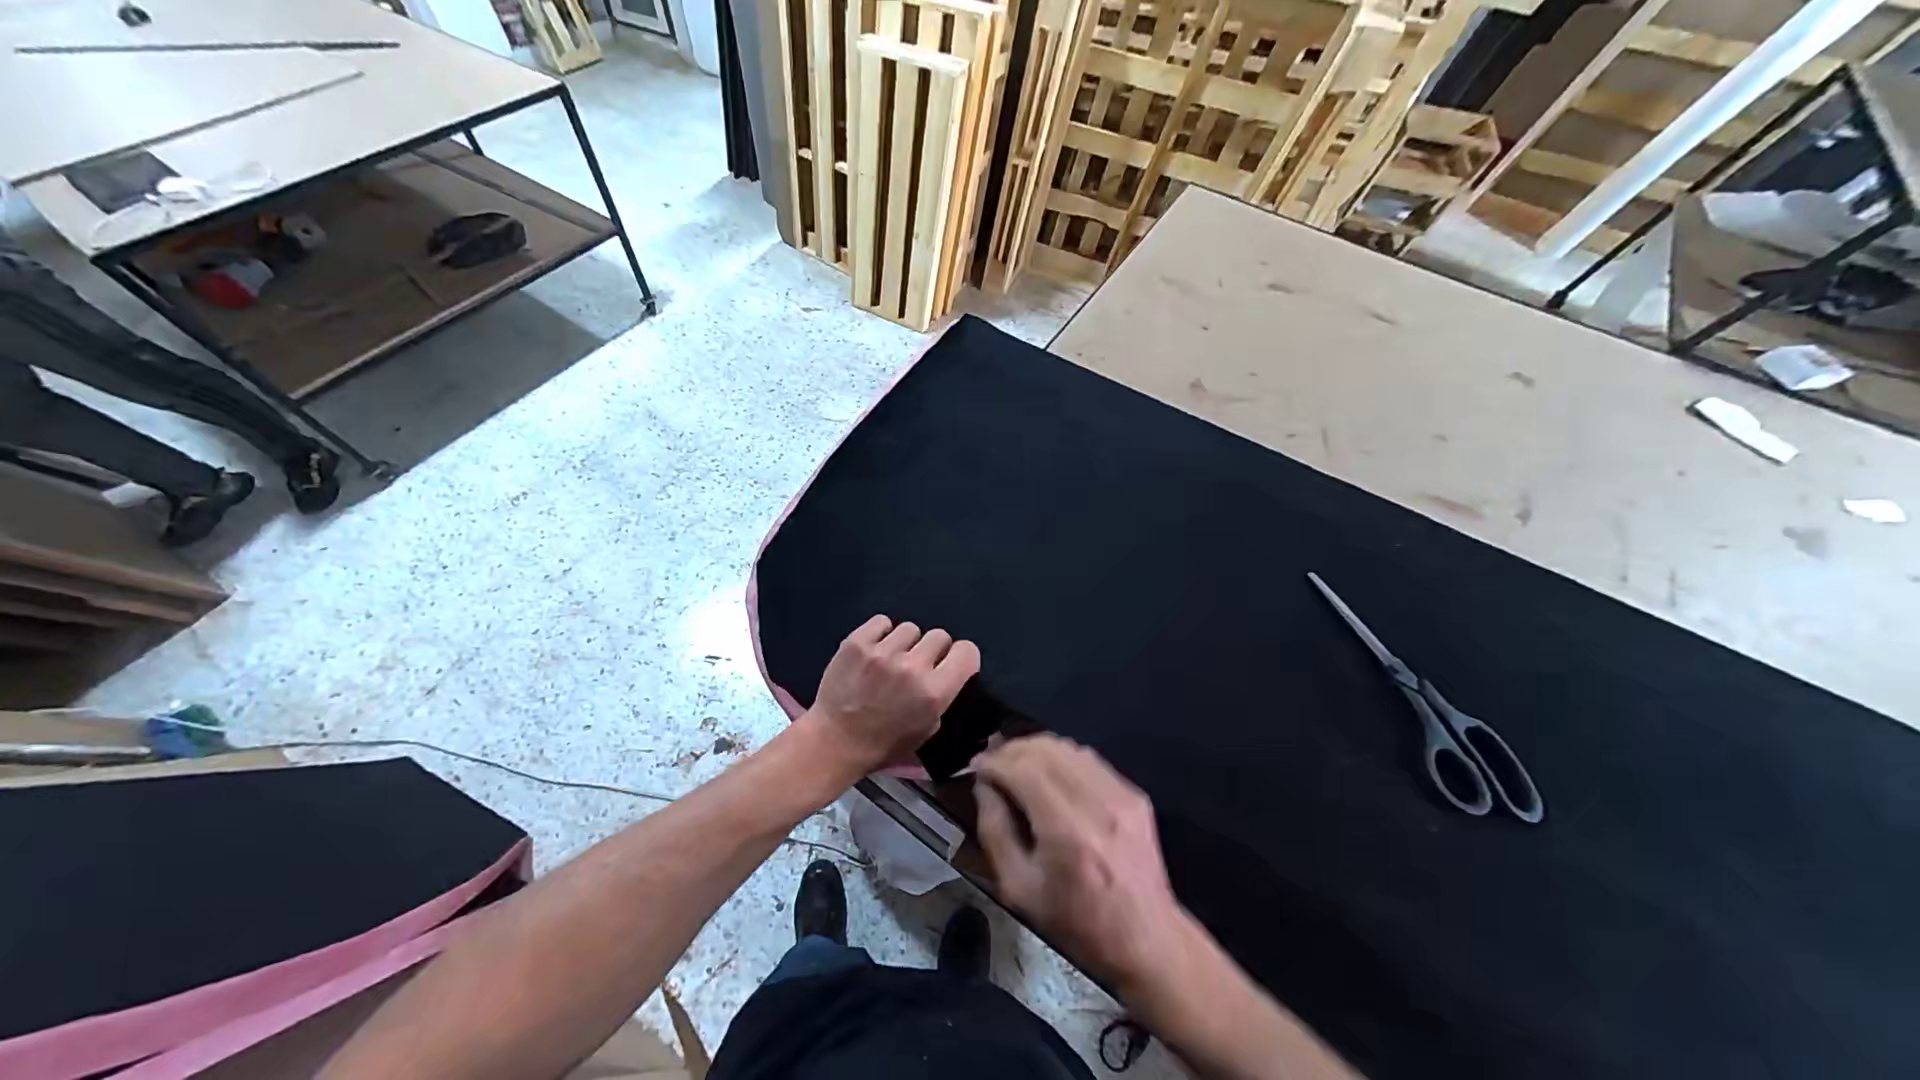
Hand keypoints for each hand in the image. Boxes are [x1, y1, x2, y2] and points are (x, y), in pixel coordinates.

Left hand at [804, 615, 979, 776]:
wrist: (835, 741)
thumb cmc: (884, 744)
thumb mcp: (928, 729)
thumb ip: (942, 696)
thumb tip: (946, 672)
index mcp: (934, 692)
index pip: (967, 651)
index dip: (962, 656)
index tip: (952, 664)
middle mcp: (912, 667)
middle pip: (939, 635)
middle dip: (933, 650)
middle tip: (919, 664)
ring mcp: (883, 652)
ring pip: (910, 628)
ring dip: (906, 643)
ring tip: (892, 659)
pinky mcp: (857, 642)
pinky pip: (882, 622)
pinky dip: (881, 633)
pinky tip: (876, 650)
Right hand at [972, 735, 1187, 988]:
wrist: (1145, 937)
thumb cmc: (1075, 921)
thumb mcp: (1018, 888)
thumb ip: (995, 831)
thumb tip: (984, 786)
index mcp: (1068, 832)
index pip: (1025, 770)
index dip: (996, 762)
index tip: (977, 766)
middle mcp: (1098, 804)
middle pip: (1046, 749)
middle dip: (1012, 750)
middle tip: (992, 762)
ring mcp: (1121, 795)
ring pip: (1068, 747)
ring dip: (1036, 749)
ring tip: (1015, 763)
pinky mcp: (1134, 793)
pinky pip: (1089, 759)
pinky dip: (1062, 758)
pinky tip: (1048, 773)